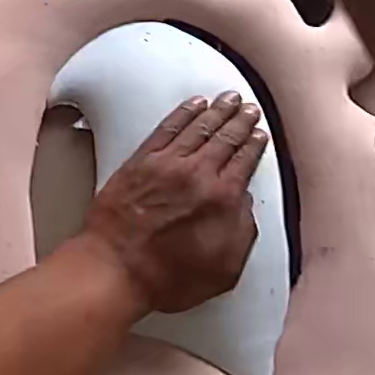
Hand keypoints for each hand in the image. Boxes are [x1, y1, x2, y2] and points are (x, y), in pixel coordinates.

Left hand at [73, 92, 267, 314]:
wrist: (115, 268)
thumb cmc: (166, 277)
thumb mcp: (224, 269)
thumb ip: (242, 232)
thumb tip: (244, 204)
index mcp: (222, 199)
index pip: (245, 161)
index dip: (254, 144)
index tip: (260, 133)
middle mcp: (197, 174)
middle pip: (224, 138)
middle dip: (239, 120)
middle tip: (248, 107)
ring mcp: (166, 164)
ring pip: (197, 127)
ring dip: (216, 110)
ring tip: (227, 98)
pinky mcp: (140, 161)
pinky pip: (166, 128)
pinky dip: (182, 113)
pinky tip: (193, 105)